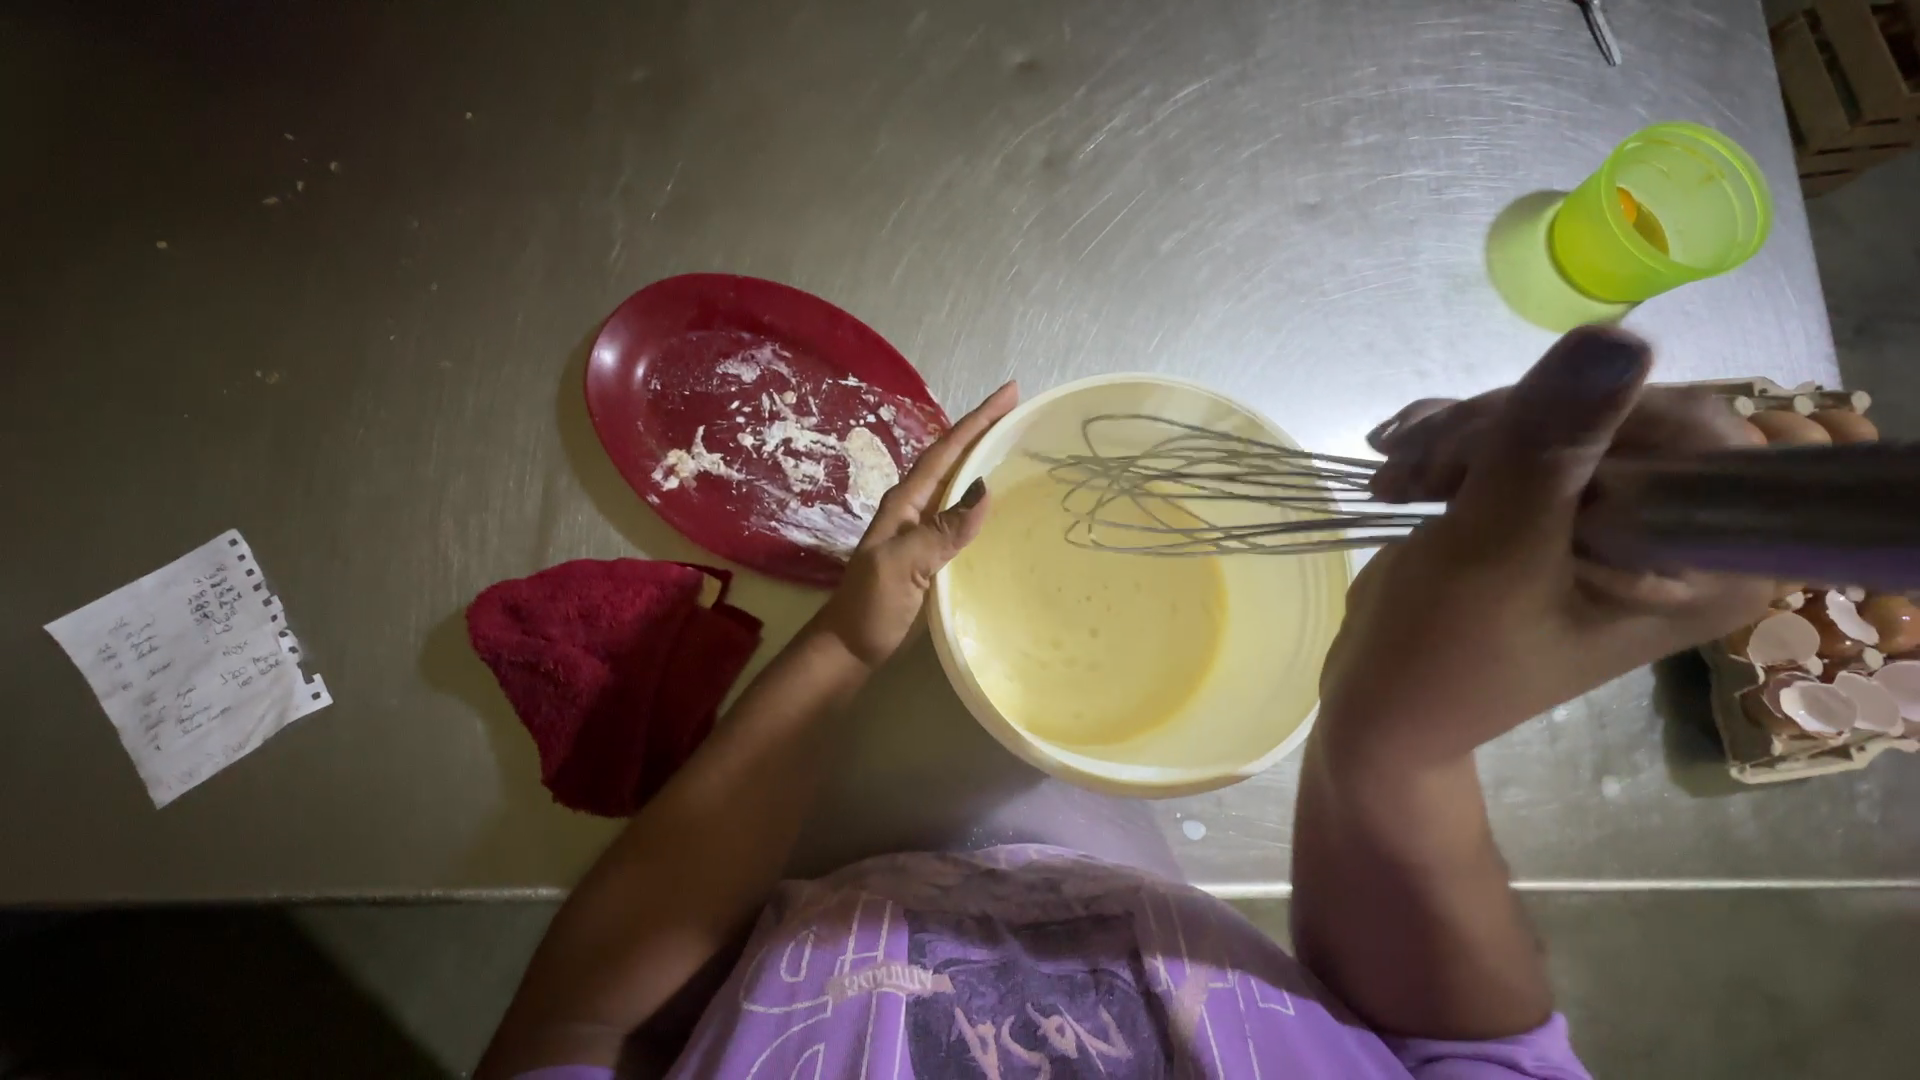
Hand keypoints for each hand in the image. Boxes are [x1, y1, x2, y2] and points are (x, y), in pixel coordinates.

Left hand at [812, 382, 1019, 667]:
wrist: (852, 645)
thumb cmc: (871, 604)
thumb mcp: (903, 565)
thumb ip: (942, 530)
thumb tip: (987, 487)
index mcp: (906, 502)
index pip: (947, 451)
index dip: (977, 420)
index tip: (1009, 393)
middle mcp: (916, 508)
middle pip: (955, 459)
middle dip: (985, 431)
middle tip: (1021, 410)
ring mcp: (925, 531)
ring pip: (960, 485)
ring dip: (985, 461)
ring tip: (1018, 444)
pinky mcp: (935, 554)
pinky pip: (964, 516)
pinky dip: (984, 501)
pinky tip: (1003, 502)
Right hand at [1318, 326, 1774, 766]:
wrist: (1378, 702)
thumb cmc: (1439, 653)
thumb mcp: (1491, 555)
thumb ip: (1545, 452)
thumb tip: (1614, 335)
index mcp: (1708, 557)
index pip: (1685, 428)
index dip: (1579, 419)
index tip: (1474, 457)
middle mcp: (1674, 529)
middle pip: (1607, 413)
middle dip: (1495, 429)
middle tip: (1412, 473)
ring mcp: (1603, 517)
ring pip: (1547, 416)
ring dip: (1456, 436)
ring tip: (1393, 479)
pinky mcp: (1543, 510)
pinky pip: (1511, 438)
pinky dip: (1445, 441)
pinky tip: (1397, 462)